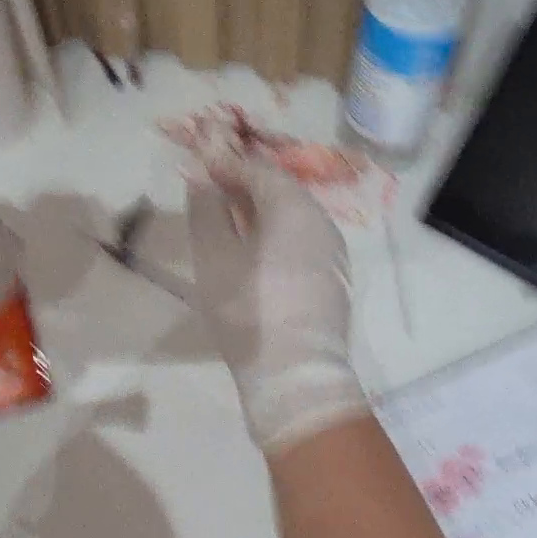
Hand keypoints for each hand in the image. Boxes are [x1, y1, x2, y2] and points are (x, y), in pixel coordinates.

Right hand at [186, 156, 365, 451]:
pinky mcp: (336, 281)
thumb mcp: (215, 257)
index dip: (227, 164)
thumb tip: (201, 177)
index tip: (200, 166)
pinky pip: (305, 243)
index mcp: (293, 207)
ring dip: (264, 213)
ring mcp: (334, 252)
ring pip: (296, 218)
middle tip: (214, 191)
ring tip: (232, 223)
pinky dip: (281, 237)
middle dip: (247, 186)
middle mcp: (322, 221)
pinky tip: (261, 255)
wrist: (296, 372)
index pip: (258, 170)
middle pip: (282, 191)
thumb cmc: (248, 310)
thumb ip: (206, 210)